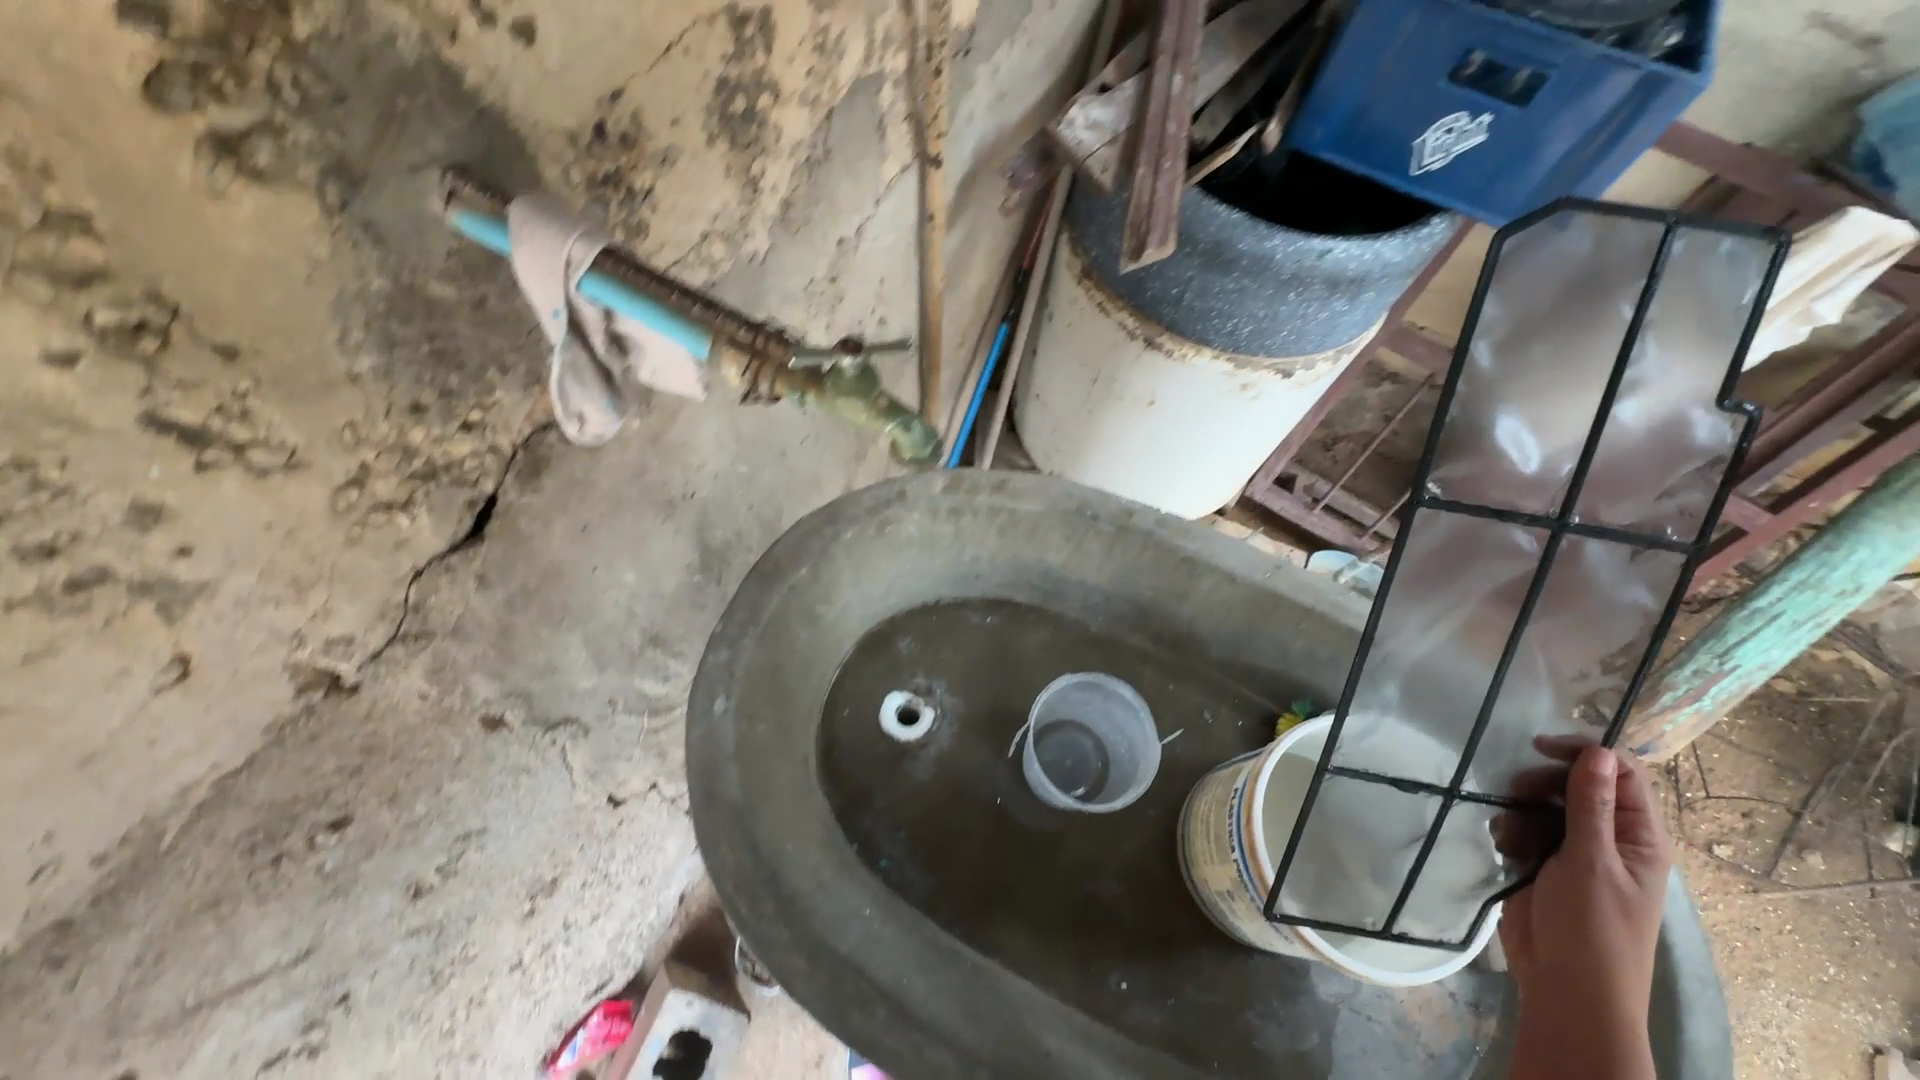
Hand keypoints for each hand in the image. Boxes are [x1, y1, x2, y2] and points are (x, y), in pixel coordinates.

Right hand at [1498, 738, 1670, 1079]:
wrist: (1566, 990)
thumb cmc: (1593, 929)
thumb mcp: (1592, 862)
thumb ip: (1591, 805)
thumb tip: (1600, 751)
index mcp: (1639, 837)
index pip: (1621, 774)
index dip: (1585, 753)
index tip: (1540, 747)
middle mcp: (1610, 839)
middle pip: (1576, 785)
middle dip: (1543, 784)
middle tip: (1516, 792)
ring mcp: (1575, 853)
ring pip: (1544, 806)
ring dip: (1522, 811)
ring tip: (1511, 836)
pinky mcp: (1543, 866)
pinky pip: (1523, 829)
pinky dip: (1511, 832)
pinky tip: (1506, 851)